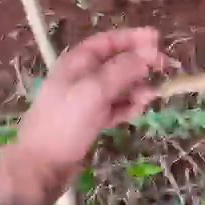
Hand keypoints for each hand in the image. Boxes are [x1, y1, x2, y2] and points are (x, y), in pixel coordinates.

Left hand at [6, 28, 172, 196]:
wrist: (41, 166)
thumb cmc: (64, 122)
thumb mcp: (94, 90)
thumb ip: (123, 68)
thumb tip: (149, 53)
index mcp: (77, 63)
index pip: (109, 40)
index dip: (133, 37)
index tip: (158, 39)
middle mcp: (82, 76)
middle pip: (118, 61)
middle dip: (140, 64)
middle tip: (163, 68)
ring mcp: (87, 99)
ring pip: (120, 85)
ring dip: (137, 87)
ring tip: (148, 97)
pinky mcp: (92, 118)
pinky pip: (117, 105)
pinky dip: (128, 106)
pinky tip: (135, 112)